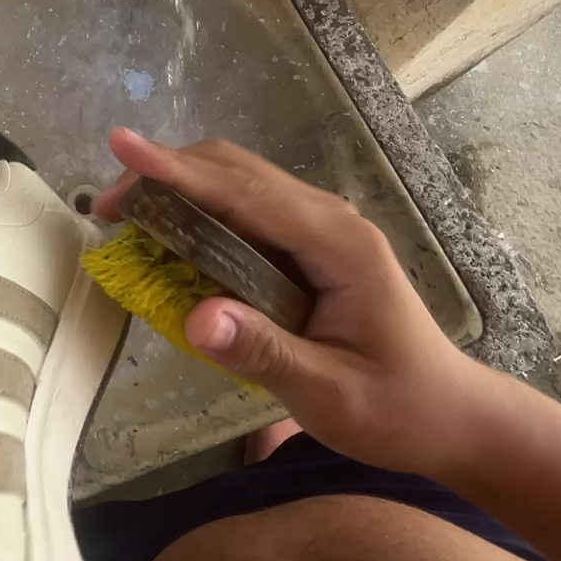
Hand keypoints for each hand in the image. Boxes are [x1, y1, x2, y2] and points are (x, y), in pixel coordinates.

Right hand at [92, 128, 495, 477]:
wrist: (451, 414)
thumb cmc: (396, 408)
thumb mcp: (330, 396)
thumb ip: (264, 352)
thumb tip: (194, 317)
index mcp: (336, 243)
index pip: (242, 193)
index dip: (177, 170)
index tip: (122, 147)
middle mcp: (325, 216)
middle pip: (232, 169)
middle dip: (164, 174)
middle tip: (108, 207)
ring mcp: (315, 221)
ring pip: (234, 177)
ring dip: (177, 184)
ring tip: (127, 213)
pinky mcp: (303, 235)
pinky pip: (240, 202)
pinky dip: (196, 203)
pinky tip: (170, 228)